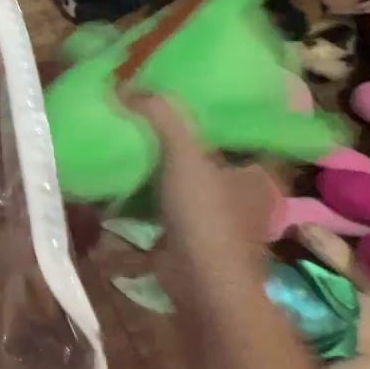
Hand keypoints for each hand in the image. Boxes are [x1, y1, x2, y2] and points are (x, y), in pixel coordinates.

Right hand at [124, 93, 274, 263]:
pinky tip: (116, 188)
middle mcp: (241, 195)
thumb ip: (161, 116)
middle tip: (138, 118)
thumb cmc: (206, 216)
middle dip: (176, 142)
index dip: (211, 116)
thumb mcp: (185, 155)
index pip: (238, 134)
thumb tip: (127, 84)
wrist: (203, 284)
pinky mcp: (189, 240)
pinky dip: (142, 200)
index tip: (177, 100)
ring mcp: (216, 221)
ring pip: (182, 184)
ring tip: (121, 147)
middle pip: (205, 158)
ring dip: (156, 171)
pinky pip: (163, 210)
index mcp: (253, 173)